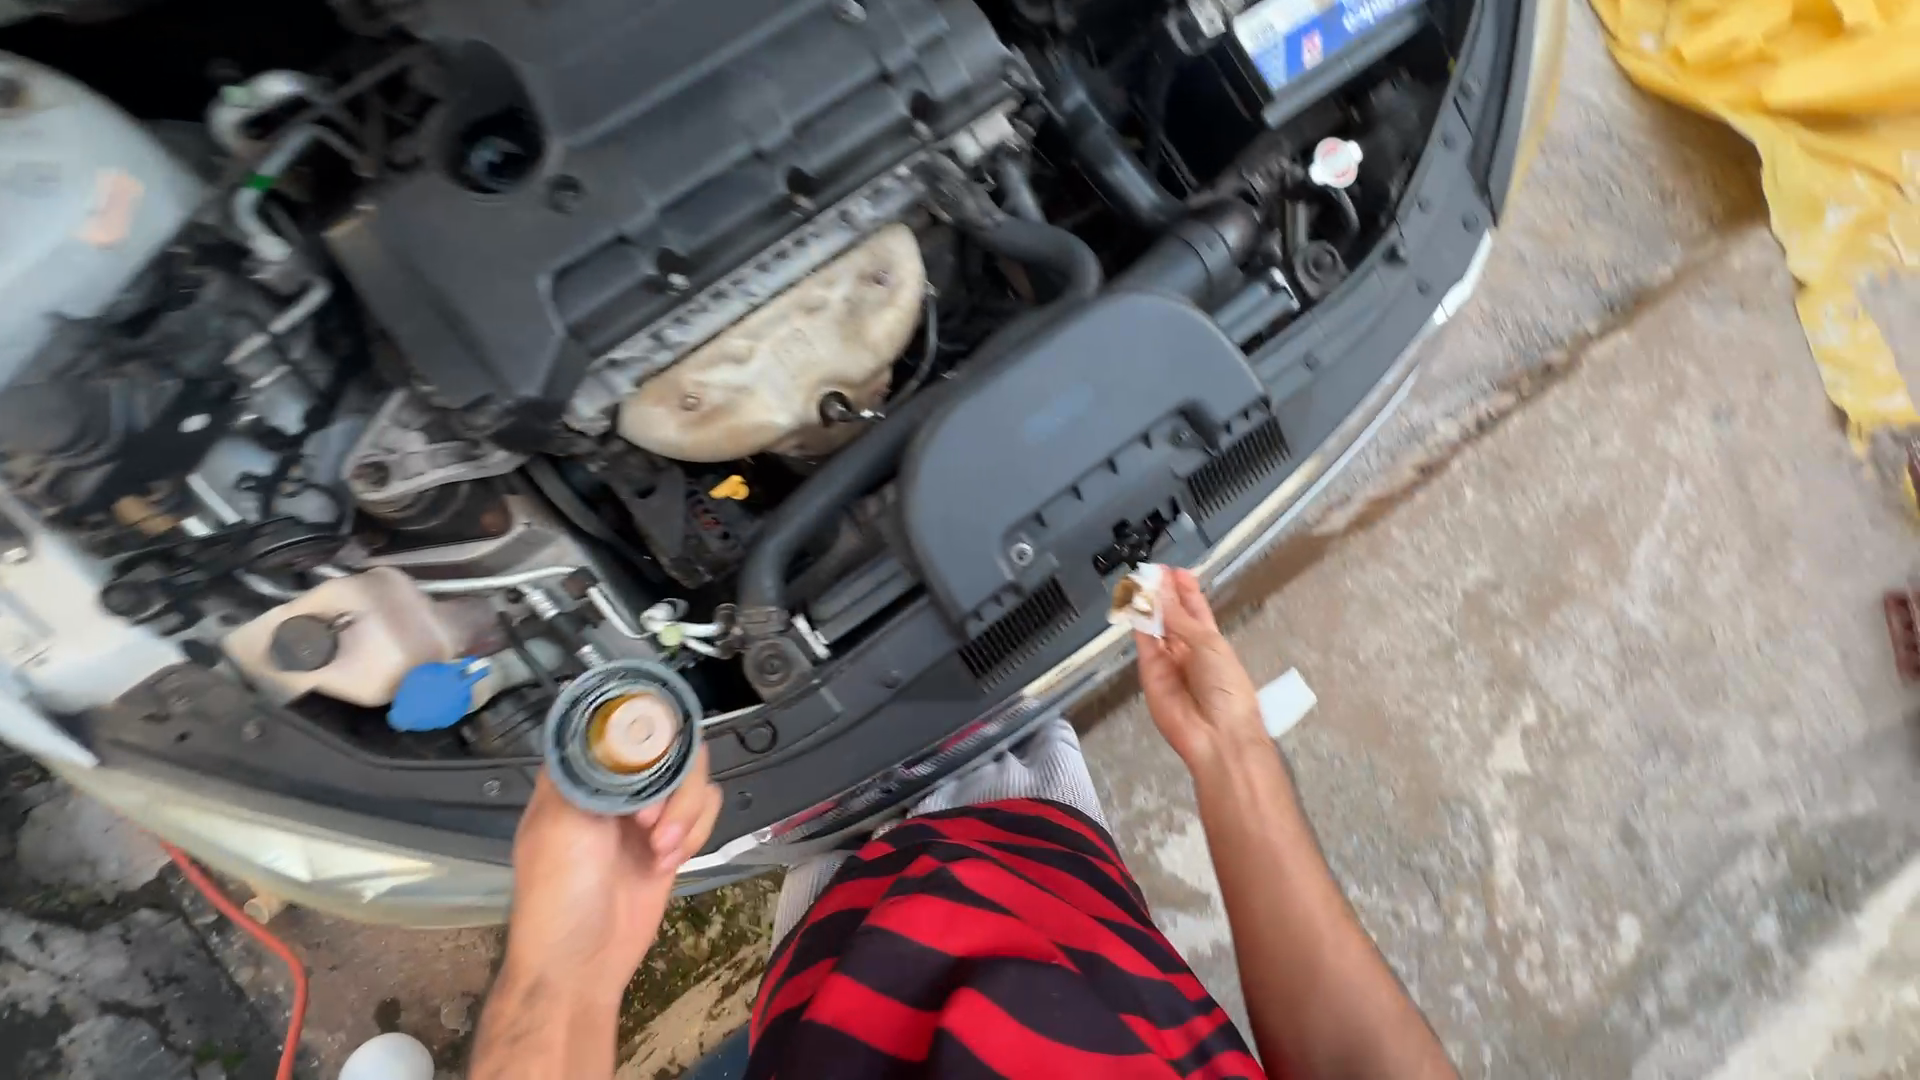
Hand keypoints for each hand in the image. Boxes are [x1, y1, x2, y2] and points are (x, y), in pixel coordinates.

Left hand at [501, 746, 722, 1002]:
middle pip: (670, 750)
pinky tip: (670, 862)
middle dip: (672, 788)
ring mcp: (648, 813)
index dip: (643, 735)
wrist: (582, 965)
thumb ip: (589, 772)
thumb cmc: (559, 894)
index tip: (656, 753)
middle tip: (648, 824)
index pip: (621, 728)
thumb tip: (616, 731)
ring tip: (662, 852)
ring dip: (686, 815)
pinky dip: (696, 833)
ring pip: (695, 779)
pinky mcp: (674, 838)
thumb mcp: (560, 825)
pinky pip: (706, 811)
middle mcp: (618, 788)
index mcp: (581, 778)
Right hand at [1135, 568, 1266, 770]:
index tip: (1176, 571)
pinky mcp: (1148, 672)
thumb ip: (1179, 618)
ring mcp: (1167, 661)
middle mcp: (1187, 650)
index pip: (1195, 610)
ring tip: (1142, 581)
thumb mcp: (1208, 644)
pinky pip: (1142, 643)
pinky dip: (1138, 623)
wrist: (1216, 734)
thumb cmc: (1226, 689)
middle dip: (1164, 593)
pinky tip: (1136, 604)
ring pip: (1154, 626)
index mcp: (1211, 643)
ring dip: (1149, 604)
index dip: (1185, 590)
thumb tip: (1161, 594)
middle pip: (1171, 616)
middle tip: (1153, 572)